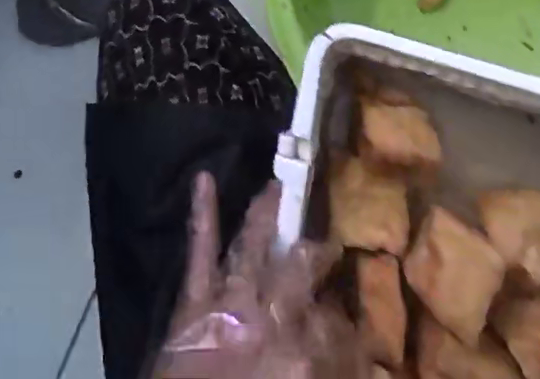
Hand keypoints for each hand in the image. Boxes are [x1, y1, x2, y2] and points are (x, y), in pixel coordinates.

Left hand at [155, 173, 367, 378]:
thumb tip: (346, 351)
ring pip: (252, 247)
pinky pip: (199, 250)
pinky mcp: (193, 301)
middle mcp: (270, 319)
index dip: (343, 319)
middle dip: (315, 253)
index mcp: (303, 357)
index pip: (336, 324)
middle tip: (326, 243)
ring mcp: (229, 303)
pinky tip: (203, 178)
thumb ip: (325, 367)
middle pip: (299, 270)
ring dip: (265, 214)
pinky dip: (201, 213)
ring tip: (275, 185)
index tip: (344, 314)